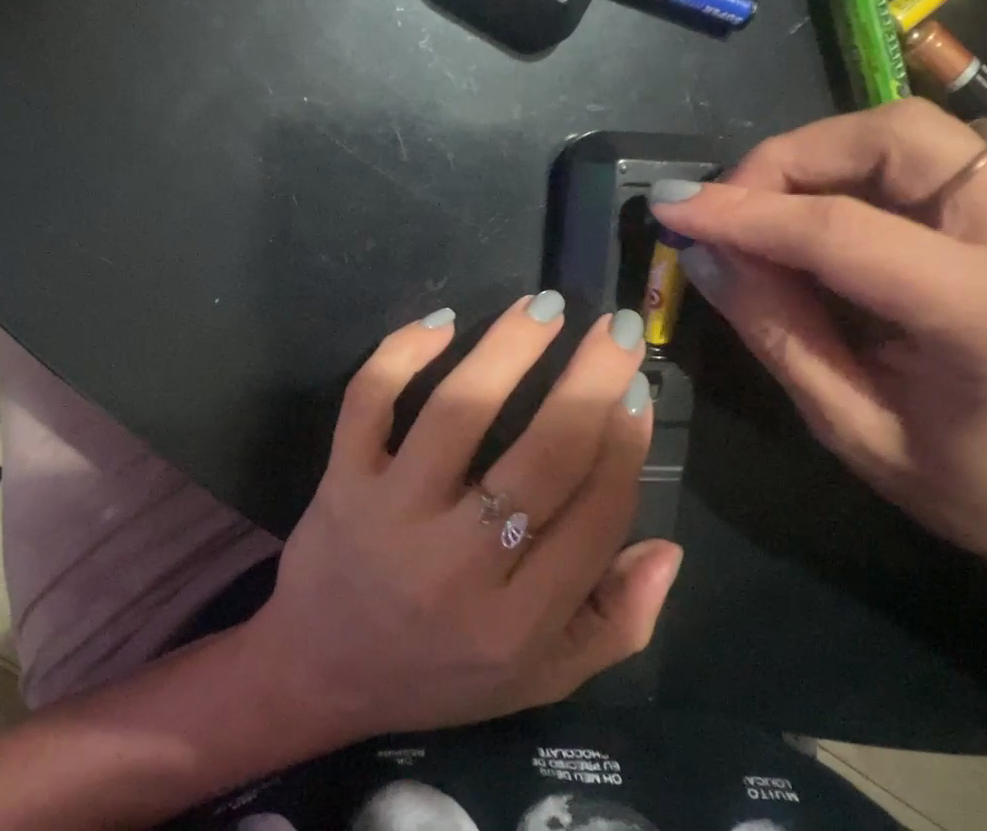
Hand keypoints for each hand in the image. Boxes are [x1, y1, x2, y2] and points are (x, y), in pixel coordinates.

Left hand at [243, 296, 683, 740]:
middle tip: (612, 329)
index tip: (637, 391)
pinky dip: (400, 353)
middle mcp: (458, 564)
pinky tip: (441, 323)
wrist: (318, 672)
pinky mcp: (340, 483)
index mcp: (519, 621)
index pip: (596, 513)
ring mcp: (390, 515)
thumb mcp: (541, 679)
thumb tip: (668, 546)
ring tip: (542, 307)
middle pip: (543, 456)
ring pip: (459, 413)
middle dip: (589, 381)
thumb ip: (614, 624)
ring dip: (506, 350)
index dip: (627, 444)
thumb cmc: (439, 675)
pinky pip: (368, 402)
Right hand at [648, 100, 986, 597]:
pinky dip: (861, 176)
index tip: (670, 206)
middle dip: (791, 158)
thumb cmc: (964, 486)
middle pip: (899, 137)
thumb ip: (775, 329)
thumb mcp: (846, 424)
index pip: (845, 231)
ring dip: (823, 161)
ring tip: (768, 214)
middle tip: (730, 205)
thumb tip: (702, 253)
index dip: (744, 211)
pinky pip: (939, 161)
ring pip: (918, 135)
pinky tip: (825, 222)